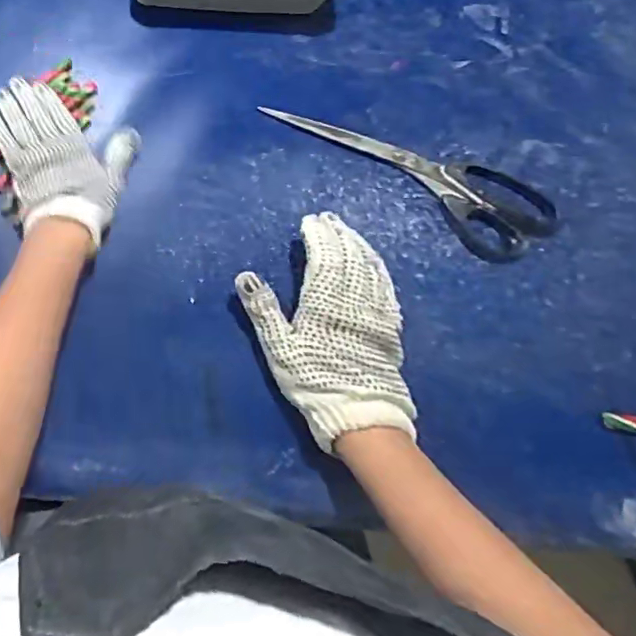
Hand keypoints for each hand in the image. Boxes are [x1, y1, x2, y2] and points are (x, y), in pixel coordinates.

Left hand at [0, 79, 139, 251]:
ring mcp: (31, 155)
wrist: (65, 224)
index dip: (48, 100)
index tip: (38, 86)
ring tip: (0, 92)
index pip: (59, 117)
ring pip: (18, 124)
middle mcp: (51, 145)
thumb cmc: (91, 205)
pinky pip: (3, 140)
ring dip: (8, 107)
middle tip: (14, 82)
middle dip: (25, 98)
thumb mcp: (113, 179)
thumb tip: (130, 133)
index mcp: (74, 146)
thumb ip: (119, 155)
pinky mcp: (15, 167)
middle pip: (36, 116)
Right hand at [234, 213, 415, 452]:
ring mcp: (376, 318)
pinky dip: (379, 272)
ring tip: (350, 233)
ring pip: (371, 274)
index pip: (324, 263)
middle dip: (340, 238)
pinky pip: (386, 292)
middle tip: (329, 219)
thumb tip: (246, 275)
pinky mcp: (389, 331)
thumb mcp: (278, 347)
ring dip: (360, 250)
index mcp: (324, 307)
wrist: (360, 416)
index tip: (310, 222)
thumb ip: (263, 309)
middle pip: (350, 263)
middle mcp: (354, 306)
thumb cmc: (312, 380)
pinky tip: (374, 266)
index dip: (319, 240)